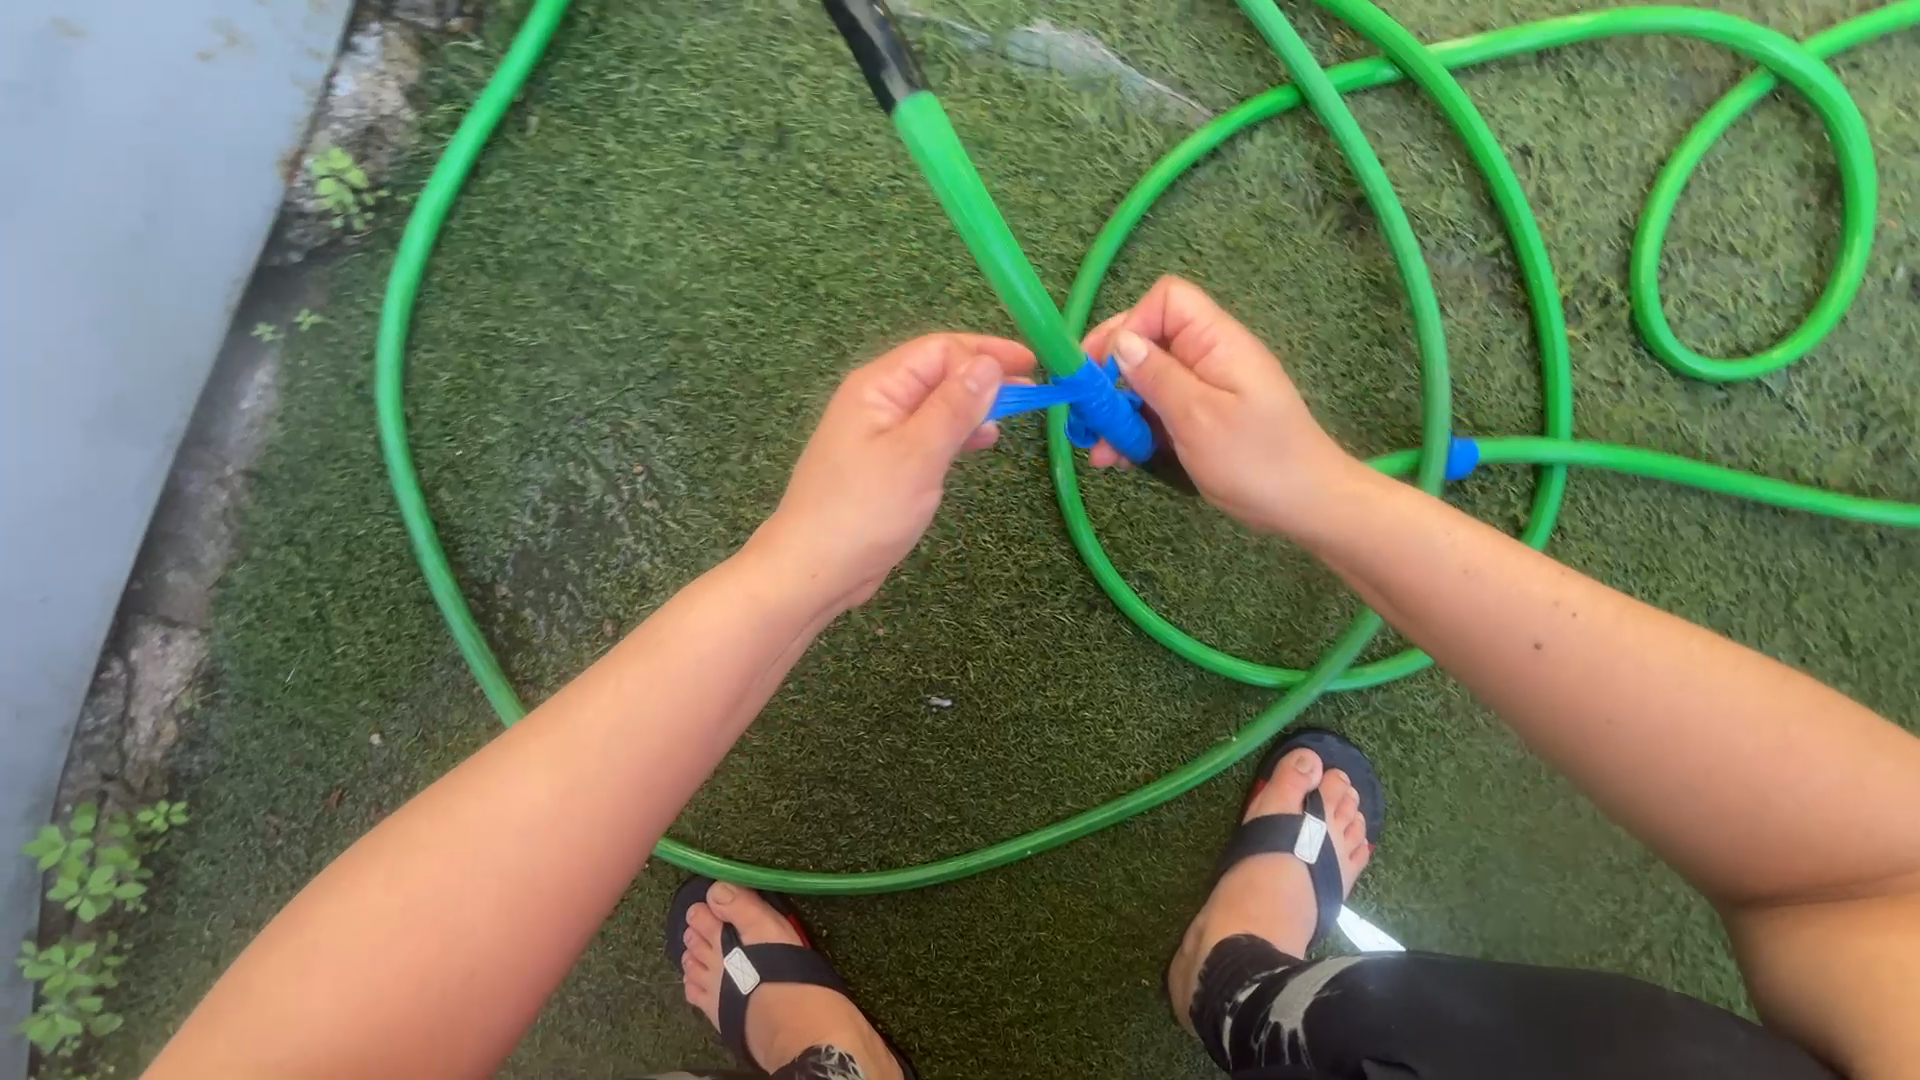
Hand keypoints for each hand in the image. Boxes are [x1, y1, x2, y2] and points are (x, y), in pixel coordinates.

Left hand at [750, 333, 1034, 612]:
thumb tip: (988, 363)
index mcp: (878, 386)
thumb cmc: (865, 509)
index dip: (987, 352)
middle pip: (938, 373)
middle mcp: (877, 401)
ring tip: (1012, 417)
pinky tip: (980, 443)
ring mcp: (879, 434)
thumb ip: (954, 407)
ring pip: (935, 405)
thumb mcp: (917, 455)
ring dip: (973, 406)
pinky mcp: (885, 464)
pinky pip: (927, 434)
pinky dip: (956, 434)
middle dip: (984, 376)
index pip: (940, 350)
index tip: (1031, 367)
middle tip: (1032, 390)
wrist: (815, 569)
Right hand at [1080, 276, 1355, 533]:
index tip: (1101, 367)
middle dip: (1110, 375)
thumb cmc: (1255, 458)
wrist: (1304, 506)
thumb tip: (1119, 340)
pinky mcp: (1197, 421)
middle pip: (1147, 343)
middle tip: (1083, 408)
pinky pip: (1156, 415)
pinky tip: (1115, 460)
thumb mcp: (1198, 416)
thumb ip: (1157, 376)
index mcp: (1215, 342)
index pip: (1166, 302)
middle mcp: (1206, 358)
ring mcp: (1202, 391)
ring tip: (1096, 451)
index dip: (1129, 325)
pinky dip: (1133, 433)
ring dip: (1115, 414)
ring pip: (1144, 384)